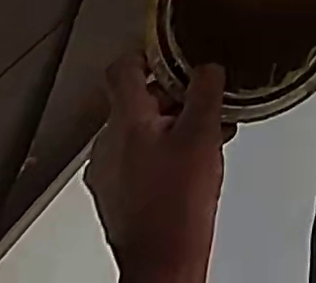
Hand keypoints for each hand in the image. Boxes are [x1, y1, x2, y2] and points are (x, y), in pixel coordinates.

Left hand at [87, 54, 227, 282]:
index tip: (170, 56)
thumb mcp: (203, 133)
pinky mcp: (116, 196)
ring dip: (171, 124)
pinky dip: (162, 150)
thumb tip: (207, 69)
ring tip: (205, 134)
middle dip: (172, 96)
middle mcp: (108, 144)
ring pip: (139, 129)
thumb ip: (205, 91)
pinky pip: (137, 157)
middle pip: (137, 99)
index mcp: (125, 121)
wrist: (164, 266)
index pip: (124, 67)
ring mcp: (108, 173)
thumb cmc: (178, 205)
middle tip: (201, 100)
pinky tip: (192, 162)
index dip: (148, 55)